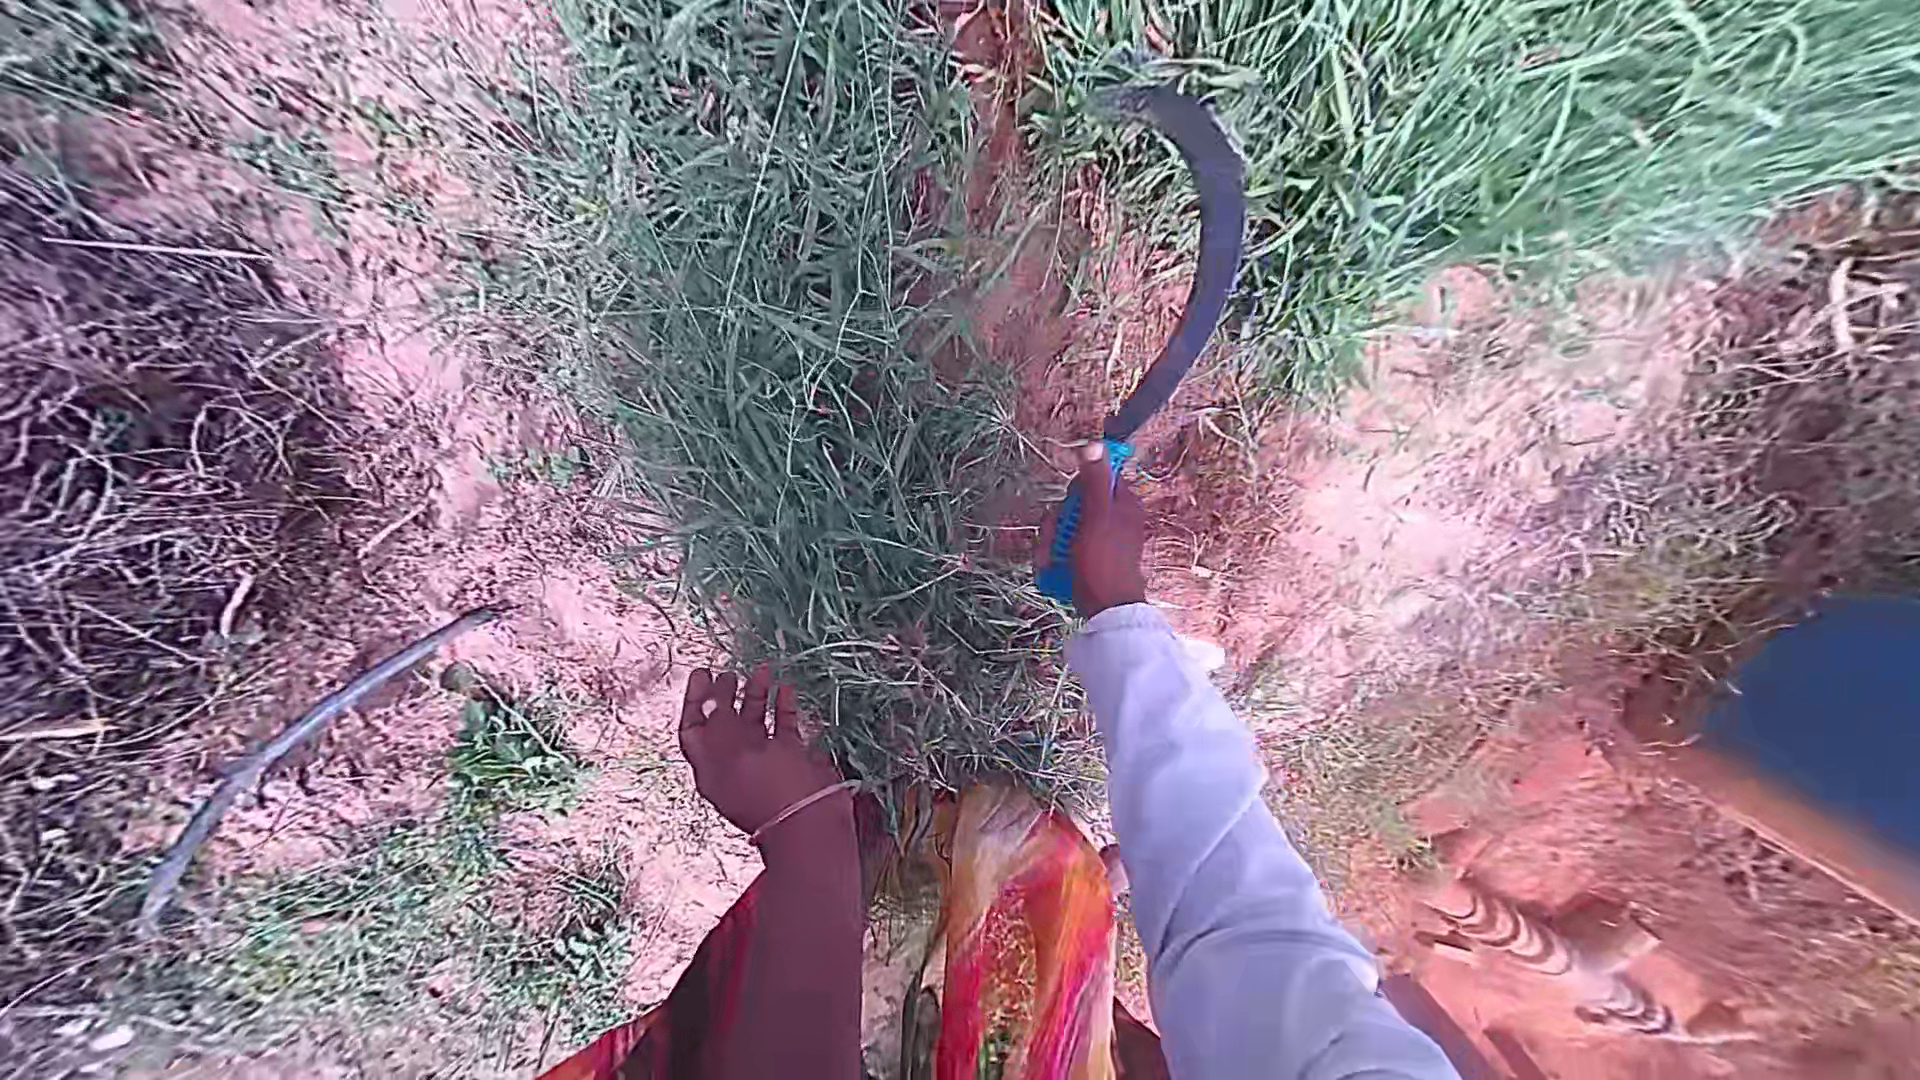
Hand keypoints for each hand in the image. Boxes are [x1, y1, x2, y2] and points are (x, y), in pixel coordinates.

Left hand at [678, 667, 844, 835]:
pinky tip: (786, 690)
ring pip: (755, 722)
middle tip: (730, 672)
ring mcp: (765, 761)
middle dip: (725, 695)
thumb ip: (720, 725)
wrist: (812, 820)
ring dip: (757, 696)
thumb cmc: (771, 791)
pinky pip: (784, 727)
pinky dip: (784, 708)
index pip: (694, 729)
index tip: (702, 674)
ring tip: (762, 672)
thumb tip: (711, 702)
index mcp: (713, 768)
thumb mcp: (736, 754)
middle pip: (724, 722)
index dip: (695, 701)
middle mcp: (736, 763)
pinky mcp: (792, 758)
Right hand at [1038, 441, 1146, 617]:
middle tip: (1058, 539)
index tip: (1072, 505)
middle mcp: (1113, 519)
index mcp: (1123, 504)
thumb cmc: (1103, 561)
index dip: (1077, 491)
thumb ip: (1095, 481)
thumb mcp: (1097, 516)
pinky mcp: (1088, 559)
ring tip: (1053, 559)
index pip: (1094, 480)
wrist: (1106, 610)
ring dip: (1052, 543)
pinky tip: (1054, 568)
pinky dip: (1056, 557)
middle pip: (1074, 506)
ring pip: (1065, 529)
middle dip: (1058, 523)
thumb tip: (1095, 444)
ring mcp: (1100, 541)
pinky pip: (1065, 548)